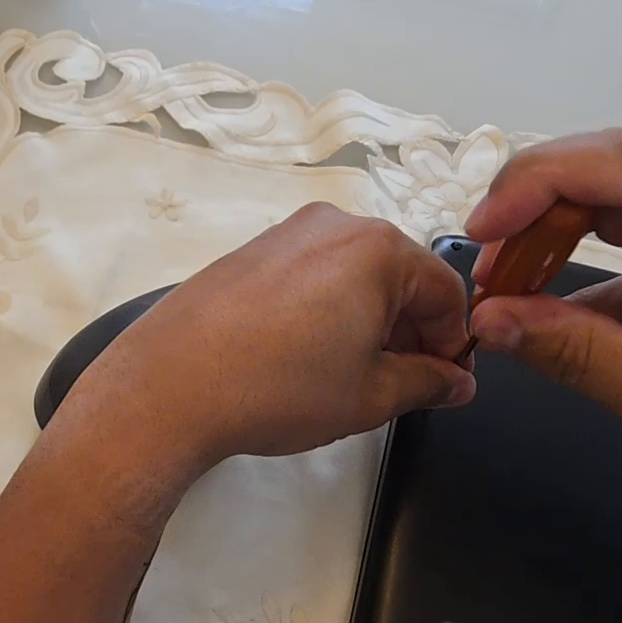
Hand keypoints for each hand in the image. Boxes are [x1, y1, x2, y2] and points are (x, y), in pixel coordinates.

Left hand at [56, 203, 476, 476]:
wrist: (168, 388)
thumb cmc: (273, 389)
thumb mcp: (368, 396)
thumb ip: (426, 382)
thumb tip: (453, 380)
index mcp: (376, 248)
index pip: (444, 292)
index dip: (451, 343)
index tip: (443, 380)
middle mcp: (331, 226)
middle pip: (396, 278)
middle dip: (405, 332)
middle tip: (397, 385)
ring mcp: (283, 236)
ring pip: (349, 277)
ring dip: (362, 323)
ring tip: (342, 377)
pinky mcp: (247, 255)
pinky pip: (306, 278)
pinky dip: (320, 312)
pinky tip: (299, 358)